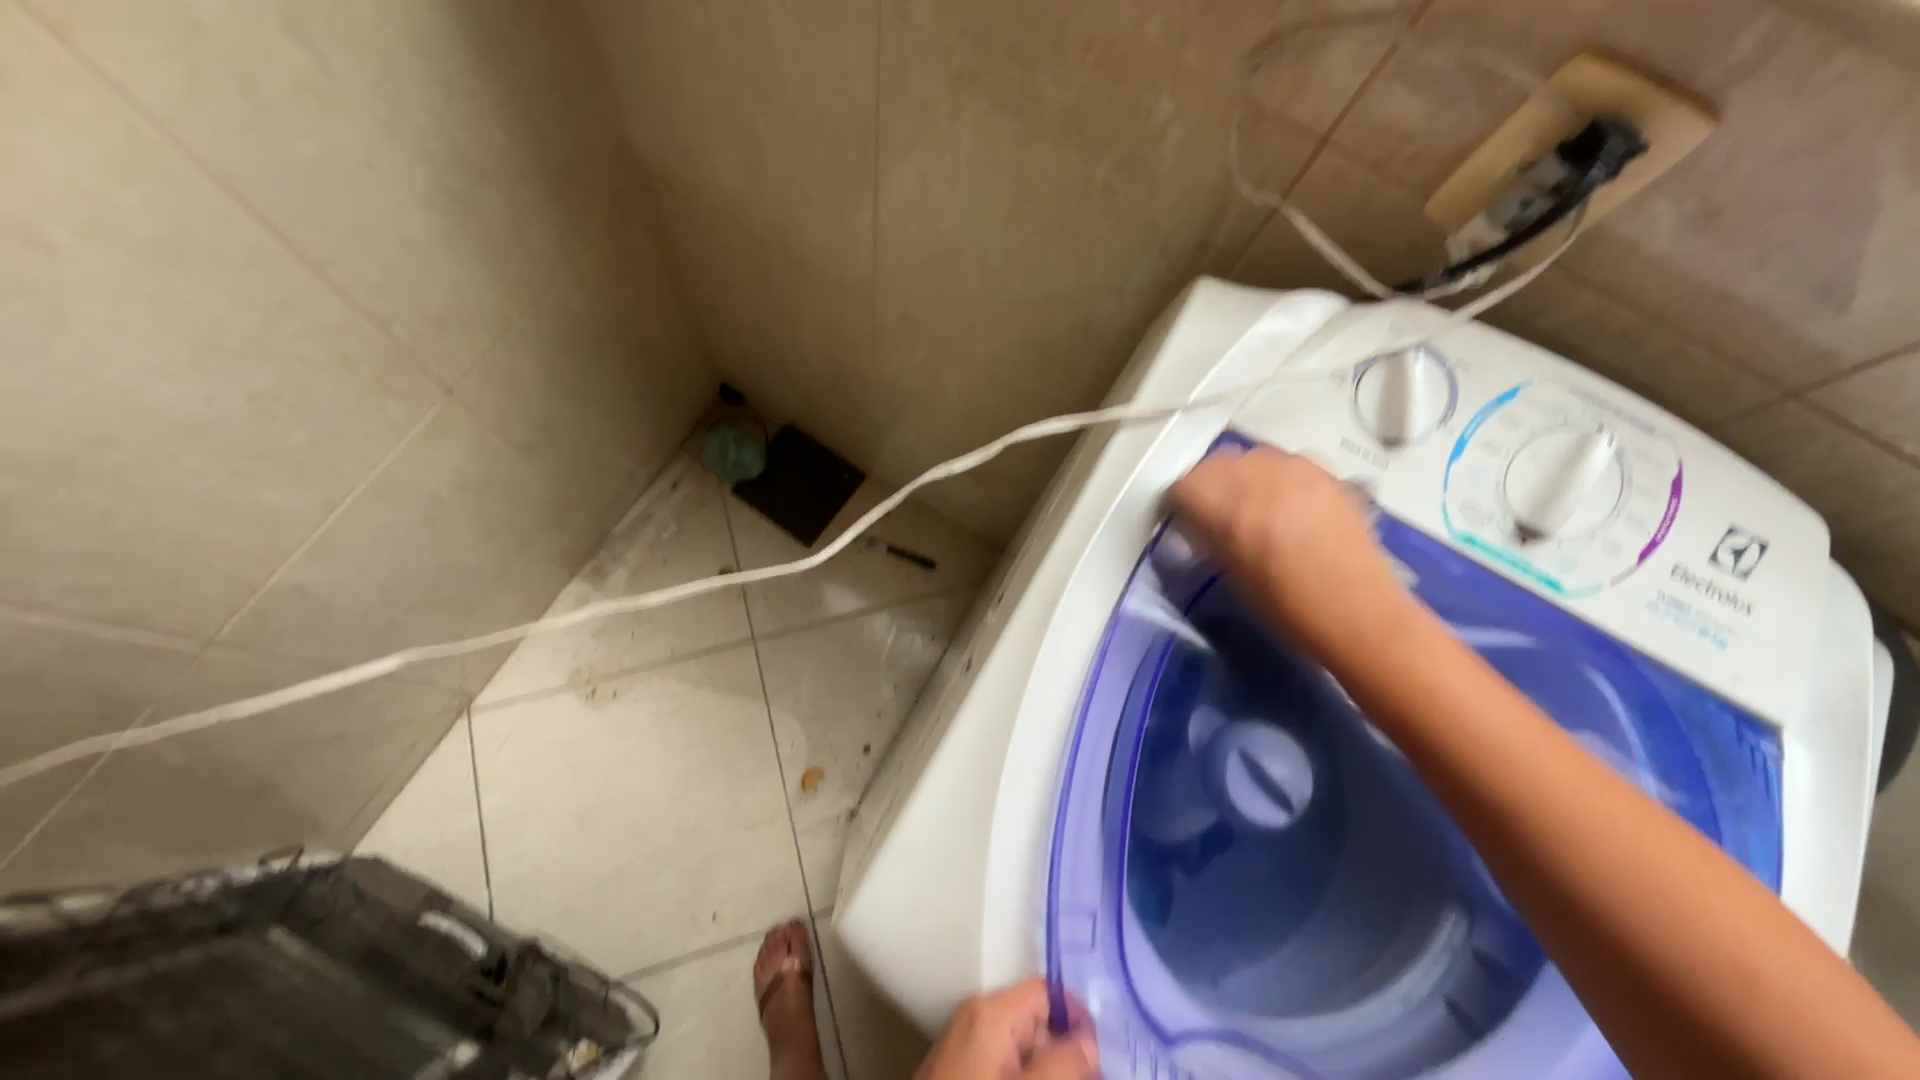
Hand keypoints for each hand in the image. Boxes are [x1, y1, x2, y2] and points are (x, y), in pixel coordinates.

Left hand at [916, 978, 1096, 1078]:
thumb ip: (1064, 1064)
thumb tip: (1088, 1042)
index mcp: (992, 1012)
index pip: (1047, 992)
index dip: (1077, 1019)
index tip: (1098, 1057)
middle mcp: (976, 1017)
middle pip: (1036, 1019)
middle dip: (1064, 1050)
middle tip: (1087, 1077)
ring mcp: (965, 1043)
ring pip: (1022, 1045)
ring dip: (1046, 1066)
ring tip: (1068, 1078)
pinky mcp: (960, 1068)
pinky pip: (1003, 1061)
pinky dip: (1024, 1072)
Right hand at [1166, 446, 1409, 659]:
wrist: (1357, 611)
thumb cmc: (1285, 606)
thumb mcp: (1230, 575)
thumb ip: (1211, 539)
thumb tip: (1202, 527)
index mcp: (1224, 505)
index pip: (1182, 487)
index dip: (1179, 507)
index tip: (1184, 527)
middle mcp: (1256, 475)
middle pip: (1214, 465)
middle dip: (1208, 487)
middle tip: (1214, 518)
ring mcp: (1295, 468)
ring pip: (1252, 458)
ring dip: (1243, 478)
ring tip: (1254, 510)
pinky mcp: (1326, 473)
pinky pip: (1289, 463)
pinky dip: (1279, 478)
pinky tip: (1289, 506)